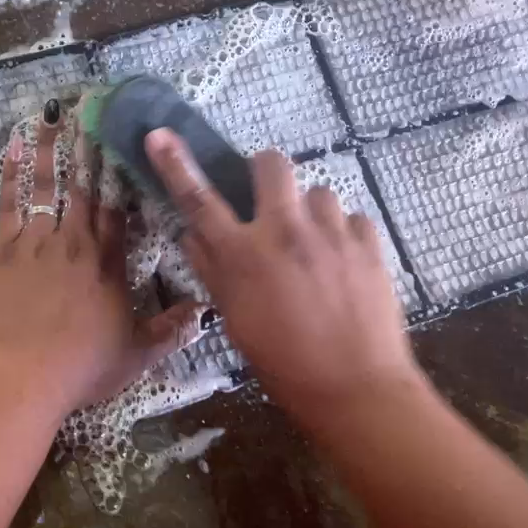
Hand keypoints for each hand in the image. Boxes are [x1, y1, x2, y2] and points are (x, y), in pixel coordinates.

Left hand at [0, 115, 203, 418]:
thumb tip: (206, 310)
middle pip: (86, 188)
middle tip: (92, 113)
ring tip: (53, 113)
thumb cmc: (81, 367)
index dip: (123, 178)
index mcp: (108, 264)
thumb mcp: (137, 354)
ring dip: (51, 148)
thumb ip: (171, 330)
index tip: (125, 145)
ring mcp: (38, 241)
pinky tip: (13, 145)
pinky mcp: (6, 247)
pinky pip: (9, 202)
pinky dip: (11, 172)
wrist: (22, 373)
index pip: (119, 212)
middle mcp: (76, 242)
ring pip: (48, 185)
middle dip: (90, 149)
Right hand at [144, 129, 424, 434]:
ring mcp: (331, 234)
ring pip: (318, 191)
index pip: (199, 198)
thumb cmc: (283, 361)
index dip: (176, 163)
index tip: (159, 134)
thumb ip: (211, 268)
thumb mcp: (235, 318)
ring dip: (311, 210)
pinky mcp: (369, 245)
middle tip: (270, 199)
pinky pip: (353, 217)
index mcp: (244, 254)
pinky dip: (345, 232)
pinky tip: (344, 260)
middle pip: (272, 164)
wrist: (357, 392)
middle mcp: (285, 231)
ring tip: (315, 242)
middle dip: (266, 170)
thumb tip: (190, 232)